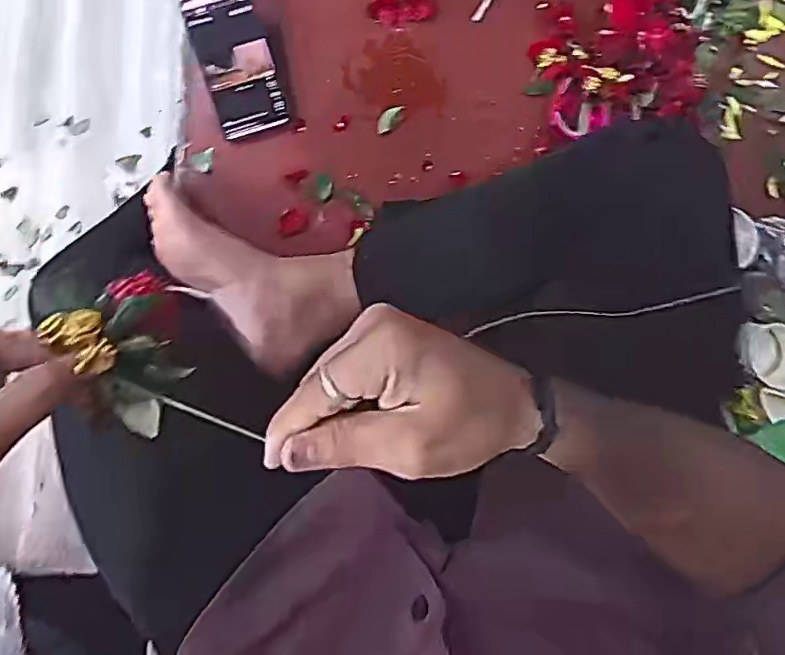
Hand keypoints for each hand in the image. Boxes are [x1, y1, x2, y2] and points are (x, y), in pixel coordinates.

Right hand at [264, 305, 540, 478]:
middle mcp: (372, 321)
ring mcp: (379, 322)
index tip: (270, 463)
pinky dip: (340, 398)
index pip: (314, 389)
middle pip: (318, 378)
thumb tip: (287, 452)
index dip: (288, 428)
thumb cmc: (470, 425)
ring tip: (321, 449)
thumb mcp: (408, 448)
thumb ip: (343, 445)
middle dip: (304, 421)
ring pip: (328, 373)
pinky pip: (345, 367)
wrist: (513, 398)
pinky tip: (344, 424)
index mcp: (379, 342)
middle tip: (295, 464)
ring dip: (322, 411)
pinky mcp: (385, 332)